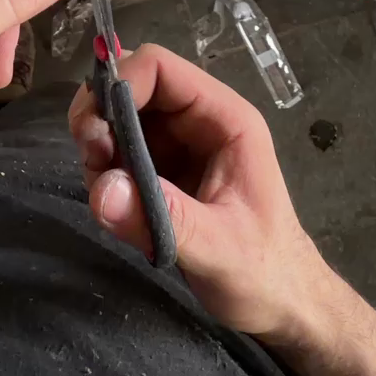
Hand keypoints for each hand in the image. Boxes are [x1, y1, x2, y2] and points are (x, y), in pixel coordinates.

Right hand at [68, 44, 327, 340]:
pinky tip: (113, 203)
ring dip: (97, 145)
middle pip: (129, 85)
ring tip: (106, 191)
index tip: (97, 131)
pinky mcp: (158, 167)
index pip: (159, 67)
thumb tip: (102, 191)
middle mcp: (195, 119)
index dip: (121, 84)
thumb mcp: (220, 250)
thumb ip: (161, 218)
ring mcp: (174, 142)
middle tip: (93, 160)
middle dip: (99, 115)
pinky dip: (102, 168)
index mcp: (223, 117)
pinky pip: (116, 148)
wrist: (282, 308)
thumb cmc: (266, 273)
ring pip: (116, 116)